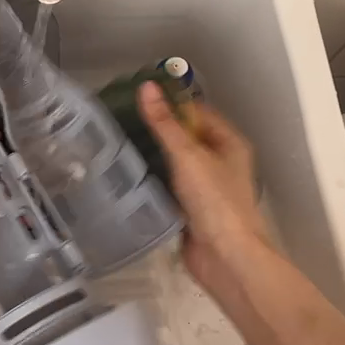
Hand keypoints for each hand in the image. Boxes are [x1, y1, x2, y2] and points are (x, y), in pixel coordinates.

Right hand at [138, 81, 271, 287]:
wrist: (225, 257)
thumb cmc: (214, 201)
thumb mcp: (188, 155)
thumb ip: (165, 123)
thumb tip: (147, 87)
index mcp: (228, 143)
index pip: (196, 112)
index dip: (170, 102)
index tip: (136, 97)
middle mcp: (218, 161)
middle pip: (184, 136)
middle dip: (156, 129)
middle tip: (119, 119)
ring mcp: (204, 186)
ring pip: (173, 162)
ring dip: (150, 155)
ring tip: (116, 141)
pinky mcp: (189, 208)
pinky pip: (166, 186)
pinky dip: (150, 180)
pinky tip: (125, 173)